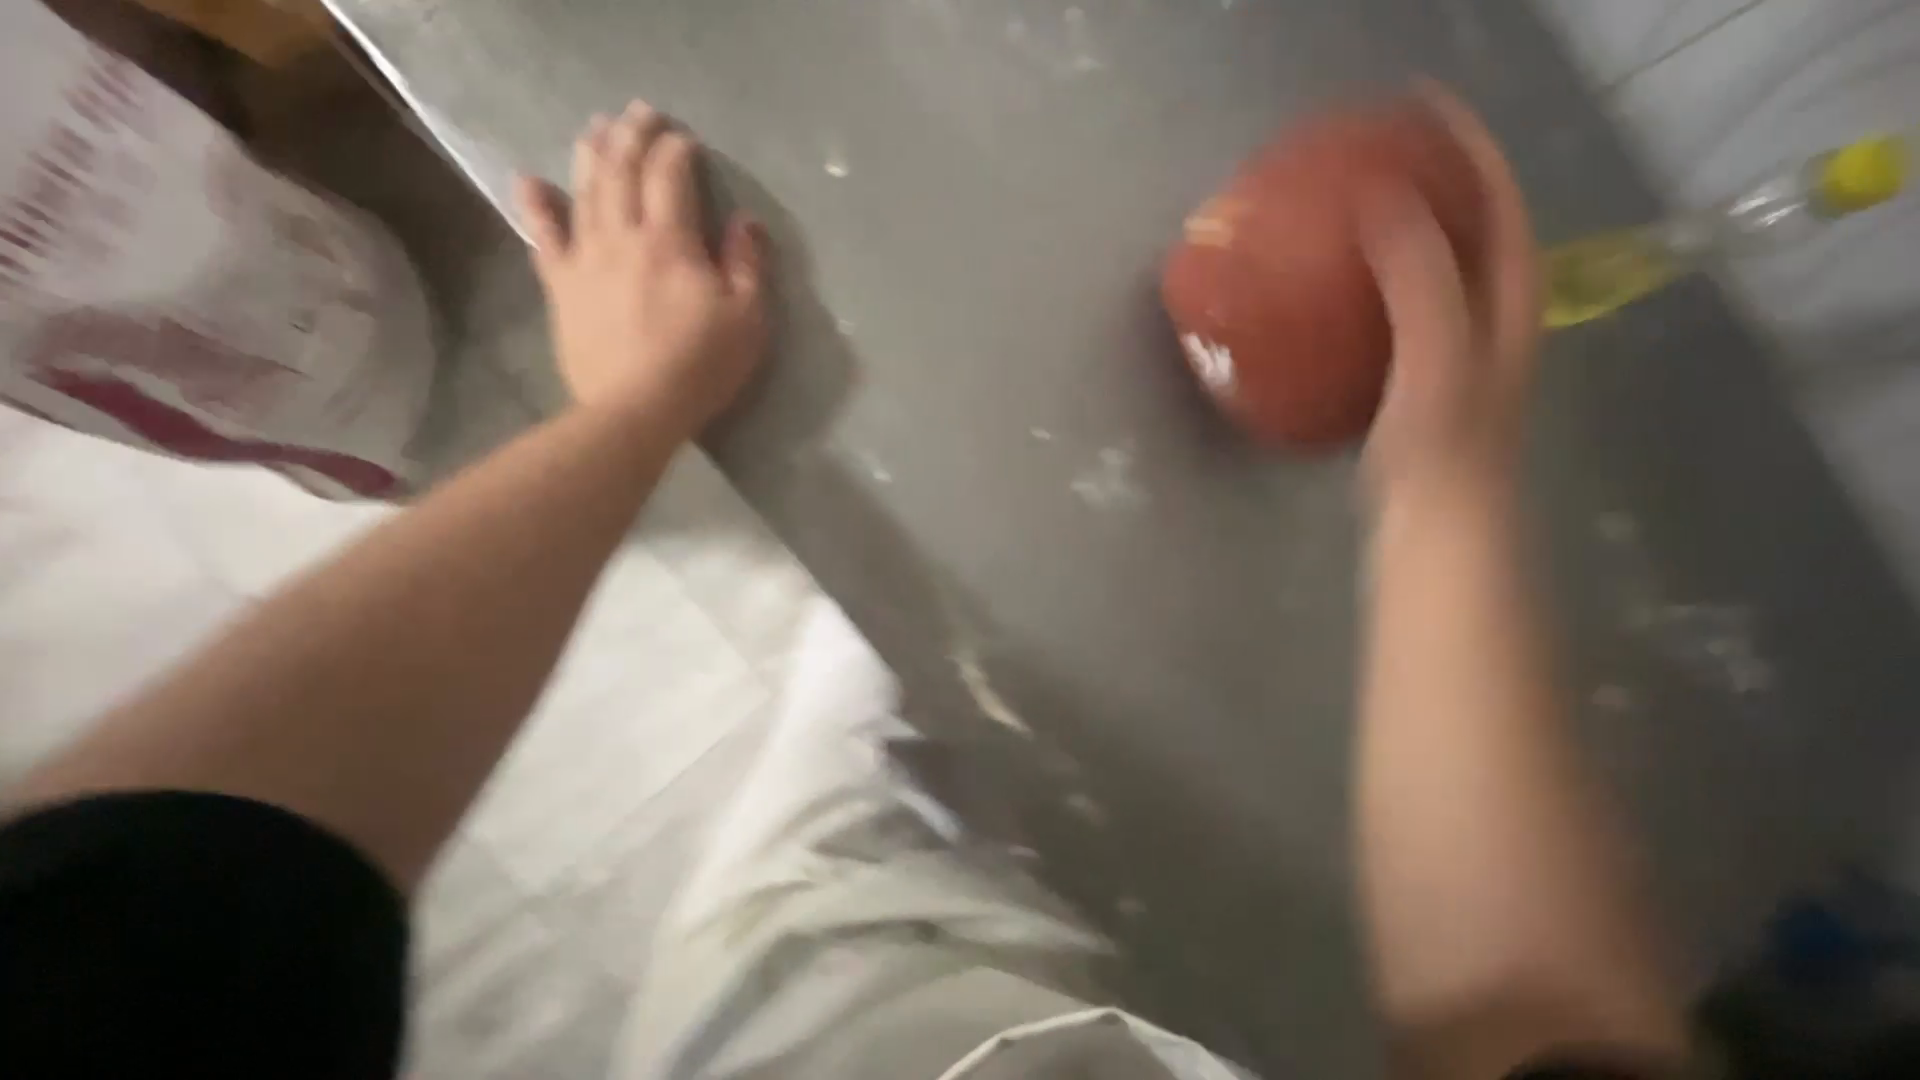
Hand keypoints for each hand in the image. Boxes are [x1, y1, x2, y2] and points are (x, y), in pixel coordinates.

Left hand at [514, 102, 767, 440]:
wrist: (635, 409)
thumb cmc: (700, 365)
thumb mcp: (747, 319)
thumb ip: (747, 264)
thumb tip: (745, 222)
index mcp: (670, 241)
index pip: (670, 175)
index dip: (677, 149)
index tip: (686, 139)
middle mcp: (622, 236)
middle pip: (622, 170)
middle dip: (632, 135)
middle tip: (640, 112)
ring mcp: (585, 258)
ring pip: (585, 192)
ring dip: (591, 153)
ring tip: (596, 128)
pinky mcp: (561, 286)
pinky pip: (544, 237)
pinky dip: (536, 205)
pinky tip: (530, 181)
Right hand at [1359, 87, 1540, 513]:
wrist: (1438, 533)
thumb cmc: (1442, 450)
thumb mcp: (1436, 354)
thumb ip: (1419, 275)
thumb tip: (1381, 197)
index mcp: (1510, 300)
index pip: (1497, 197)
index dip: (1466, 144)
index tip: (1416, 106)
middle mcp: (1491, 317)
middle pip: (1469, 225)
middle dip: (1432, 178)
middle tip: (1375, 151)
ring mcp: (1453, 352)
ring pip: (1431, 268)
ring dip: (1397, 230)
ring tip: (1348, 206)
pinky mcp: (1414, 383)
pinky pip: (1393, 311)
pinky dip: (1365, 286)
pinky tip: (1325, 293)